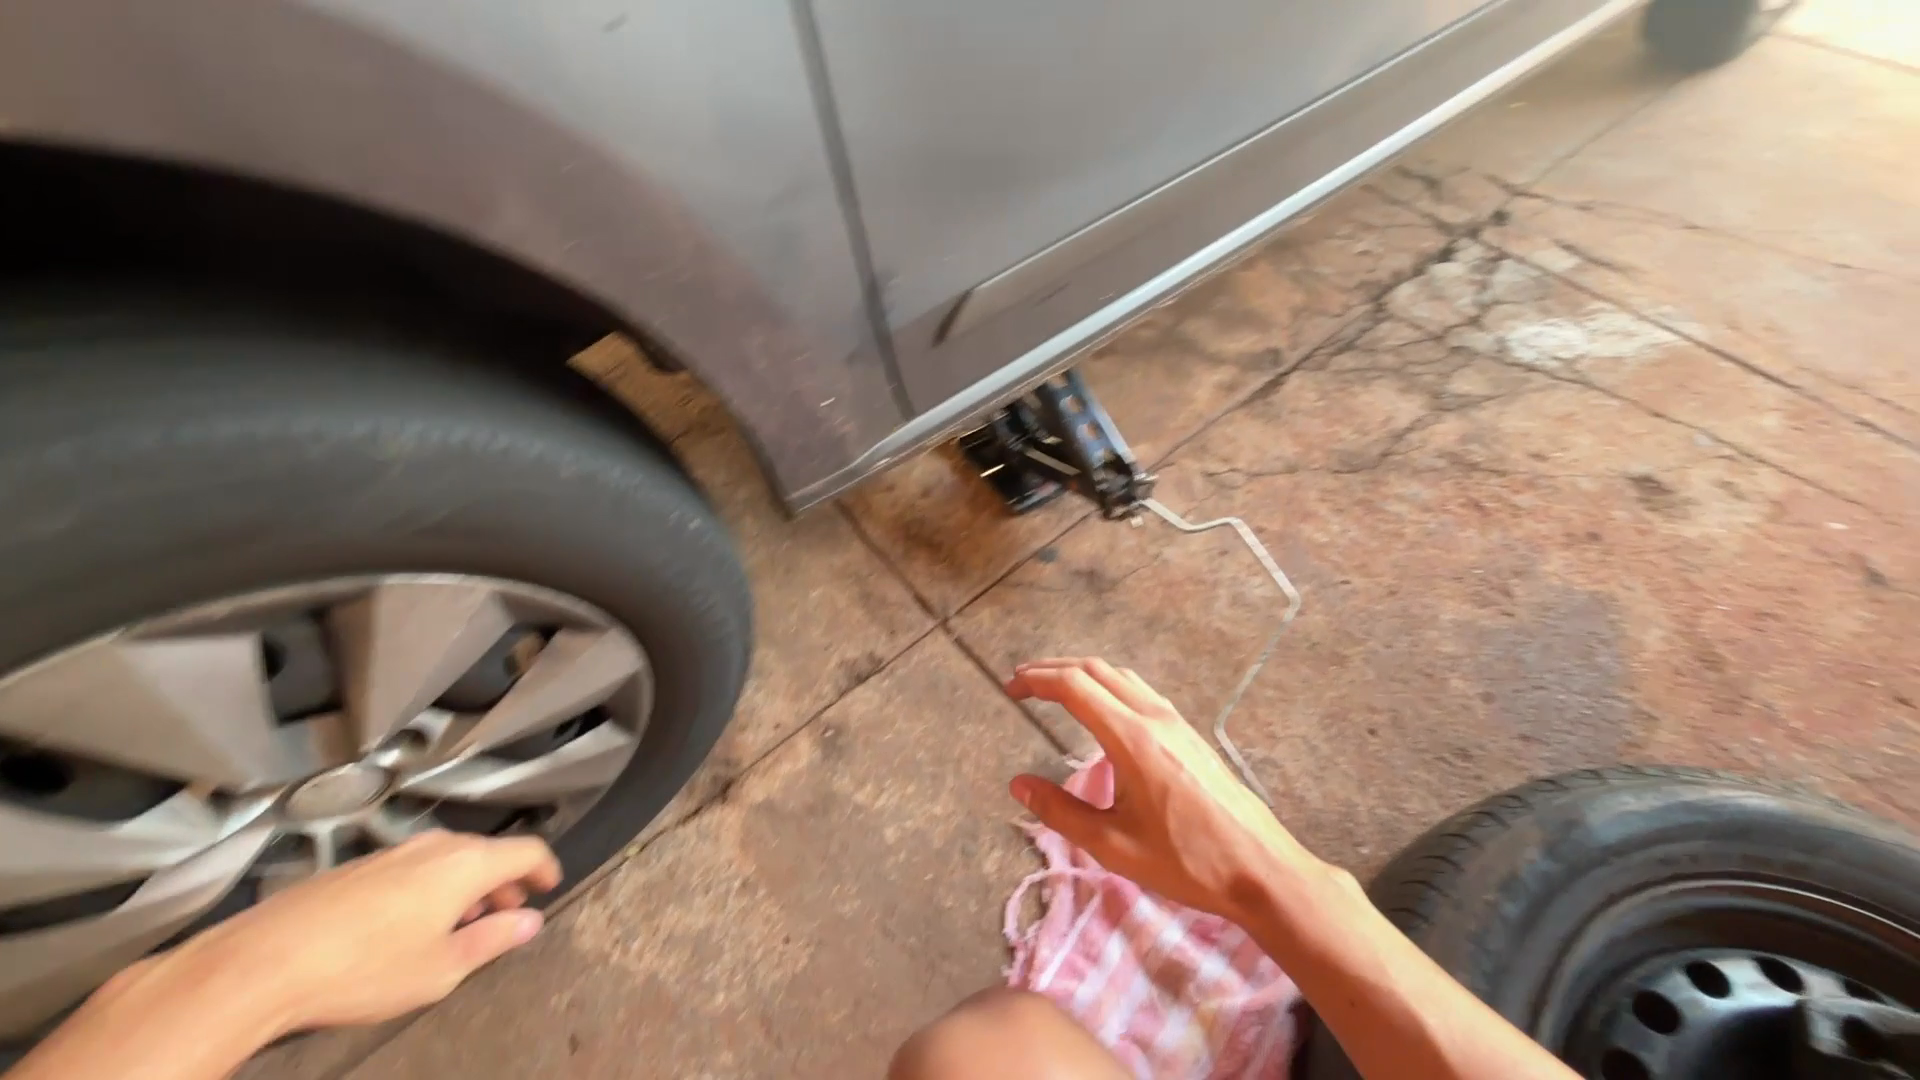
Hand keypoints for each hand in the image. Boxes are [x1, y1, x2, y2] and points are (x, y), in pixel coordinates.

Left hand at [141, 830, 561, 1035]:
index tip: (550, 886)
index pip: (526, 850)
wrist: (259, 963)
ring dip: (466, 886)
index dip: (544, 868)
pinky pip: (415, 866)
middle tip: (508, 914)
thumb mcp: (441, 968)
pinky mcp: (357, 866)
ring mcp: (393, 852)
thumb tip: (529, 920)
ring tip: (459, 924)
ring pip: (449, 859)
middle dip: (504, 882)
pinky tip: (410, 924)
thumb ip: (493, 939)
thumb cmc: (364, 968)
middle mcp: (436, 846)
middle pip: (488, 853)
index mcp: (467, 863)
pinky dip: (432, 887)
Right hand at [1006, 657, 1335, 924]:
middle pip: (1096, 669)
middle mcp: (1154, 717)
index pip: (1075, 686)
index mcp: (1132, 739)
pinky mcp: (1189, 733)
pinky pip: (1139, 690)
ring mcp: (1176, 721)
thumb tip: (1018, 784)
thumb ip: (1060, 811)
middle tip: (1022, 680)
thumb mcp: (1113, 846)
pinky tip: (1101, 708)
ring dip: (1082, 672)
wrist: (1261, 869)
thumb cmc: (1186, 862)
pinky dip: (1107, 683)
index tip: (1010, 687)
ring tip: (1054, 687)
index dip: (1037, 679)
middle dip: (1053, 668)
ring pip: (1121, 675)